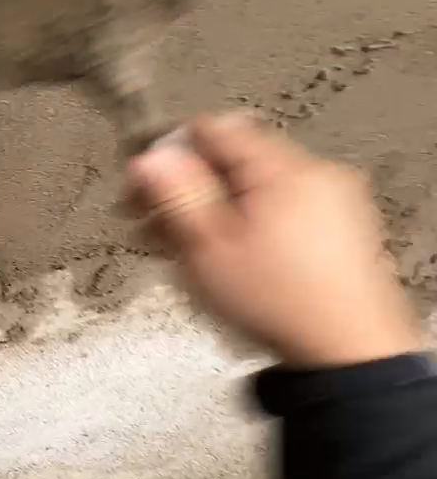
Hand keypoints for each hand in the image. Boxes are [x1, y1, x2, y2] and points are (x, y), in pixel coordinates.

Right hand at [126, 113, 423, 367]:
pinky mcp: (331, 224)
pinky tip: (208, 248)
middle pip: (228, 158)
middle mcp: (314, 175)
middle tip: (141, 218)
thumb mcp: (203, 242)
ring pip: (244, 184)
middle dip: (178, 184)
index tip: (138, 183)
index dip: (167, 150)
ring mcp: (328, 200)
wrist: (340, 347)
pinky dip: (231, 218)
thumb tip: (147, 156)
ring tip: (168, 241)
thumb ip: (174, 191)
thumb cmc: (270, 295)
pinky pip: (268, 204)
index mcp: (286, 172)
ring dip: (199, 205)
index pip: (213, 130)